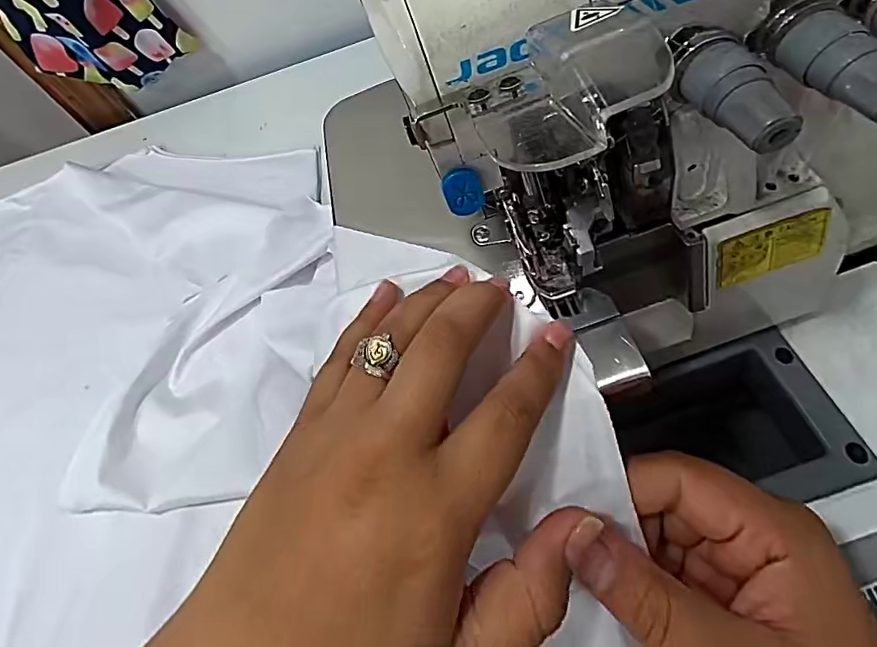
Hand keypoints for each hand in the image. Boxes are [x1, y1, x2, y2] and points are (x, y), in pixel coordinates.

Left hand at [151, 267, 583, 646]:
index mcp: (434, 509)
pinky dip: (365, 320)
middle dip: (477, 308)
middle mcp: (385, 452)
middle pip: (441, 350)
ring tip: (453, 278)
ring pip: (389, 340)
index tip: (555, 336)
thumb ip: (526, 599)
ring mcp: (336, 433)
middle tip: (500, 288)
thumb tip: (576, 532)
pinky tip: (383, 298)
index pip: (504, 416)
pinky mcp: (300, 432)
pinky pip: (339, 358)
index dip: (538, 370)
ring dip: (425, 301)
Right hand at [561, 452, 876, 646]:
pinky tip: (616, 609)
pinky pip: (670, 580)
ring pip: (660, 544)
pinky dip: (639, 594)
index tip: (576, 519)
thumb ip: (651, 597)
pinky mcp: (731, 607)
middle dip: (618, 533)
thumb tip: (584, 537)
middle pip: (665, 506)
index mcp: (777, 531)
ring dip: (624, 567)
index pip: (680, 477)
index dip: (622, 489)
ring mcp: (744, 574)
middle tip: (575, 560)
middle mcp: (760, 540)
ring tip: (591, 588)